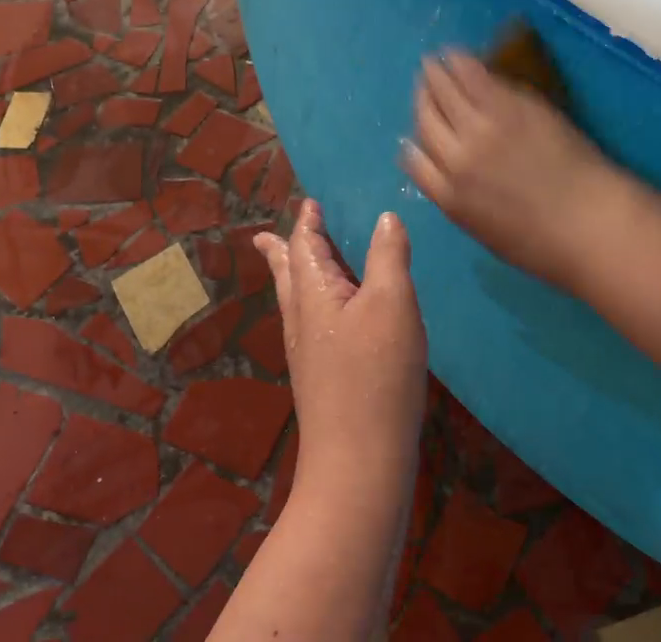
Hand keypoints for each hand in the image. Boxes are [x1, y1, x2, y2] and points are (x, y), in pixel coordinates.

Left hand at [254, 201, 426, 483]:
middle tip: (268, 235)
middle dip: (283, 252)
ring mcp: (310, 352)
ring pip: (298, 301)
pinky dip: (316, 302)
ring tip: (291, 264)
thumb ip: (388, 256)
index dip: (308, 222)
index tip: (310, 202)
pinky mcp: (324, 376)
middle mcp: (303, 319)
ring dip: (295, 275)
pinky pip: (313, 322)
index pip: (304, 245)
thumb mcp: (392, 303)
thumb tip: (385, 217)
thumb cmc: (377, 373)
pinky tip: (332, 315)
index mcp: (314, 294)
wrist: (360, 458)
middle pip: (289, 274)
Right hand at [405, 51, 628, 290]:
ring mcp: (480, 129)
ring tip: (433, 61)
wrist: (589, 222)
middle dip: (422, 100)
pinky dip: (460, 64)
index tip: (419, 133)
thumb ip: (466, 205)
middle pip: (425, 121)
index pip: (414, 162)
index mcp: (449, 199)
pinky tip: (456, 54)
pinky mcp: (507, 106)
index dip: (416, 143)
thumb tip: (457, 183)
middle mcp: (455, 159)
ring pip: (444, 94)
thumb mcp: (491, 235)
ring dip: (435, 75)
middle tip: (425, 83)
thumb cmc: (549, 244)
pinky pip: (473, 78)